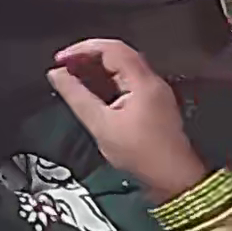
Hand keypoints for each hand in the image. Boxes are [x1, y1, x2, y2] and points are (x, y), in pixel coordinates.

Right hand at [46, 39, 206, 198]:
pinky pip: (125, 79)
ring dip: (94, 67)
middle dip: (87, 56)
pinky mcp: (151, 102)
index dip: (82, 49)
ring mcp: (153, 91)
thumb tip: (56, 75)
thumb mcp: (101, 125)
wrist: (174, 181)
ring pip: (121, 66)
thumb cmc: (141, 154)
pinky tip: (89, 88)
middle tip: (64, 65)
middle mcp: (151, 81)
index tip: (61, 59)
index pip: (111, 49)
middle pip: (117, 53)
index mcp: (142, 82)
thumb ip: (76, 96)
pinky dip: (104, 78)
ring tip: (71, 75)